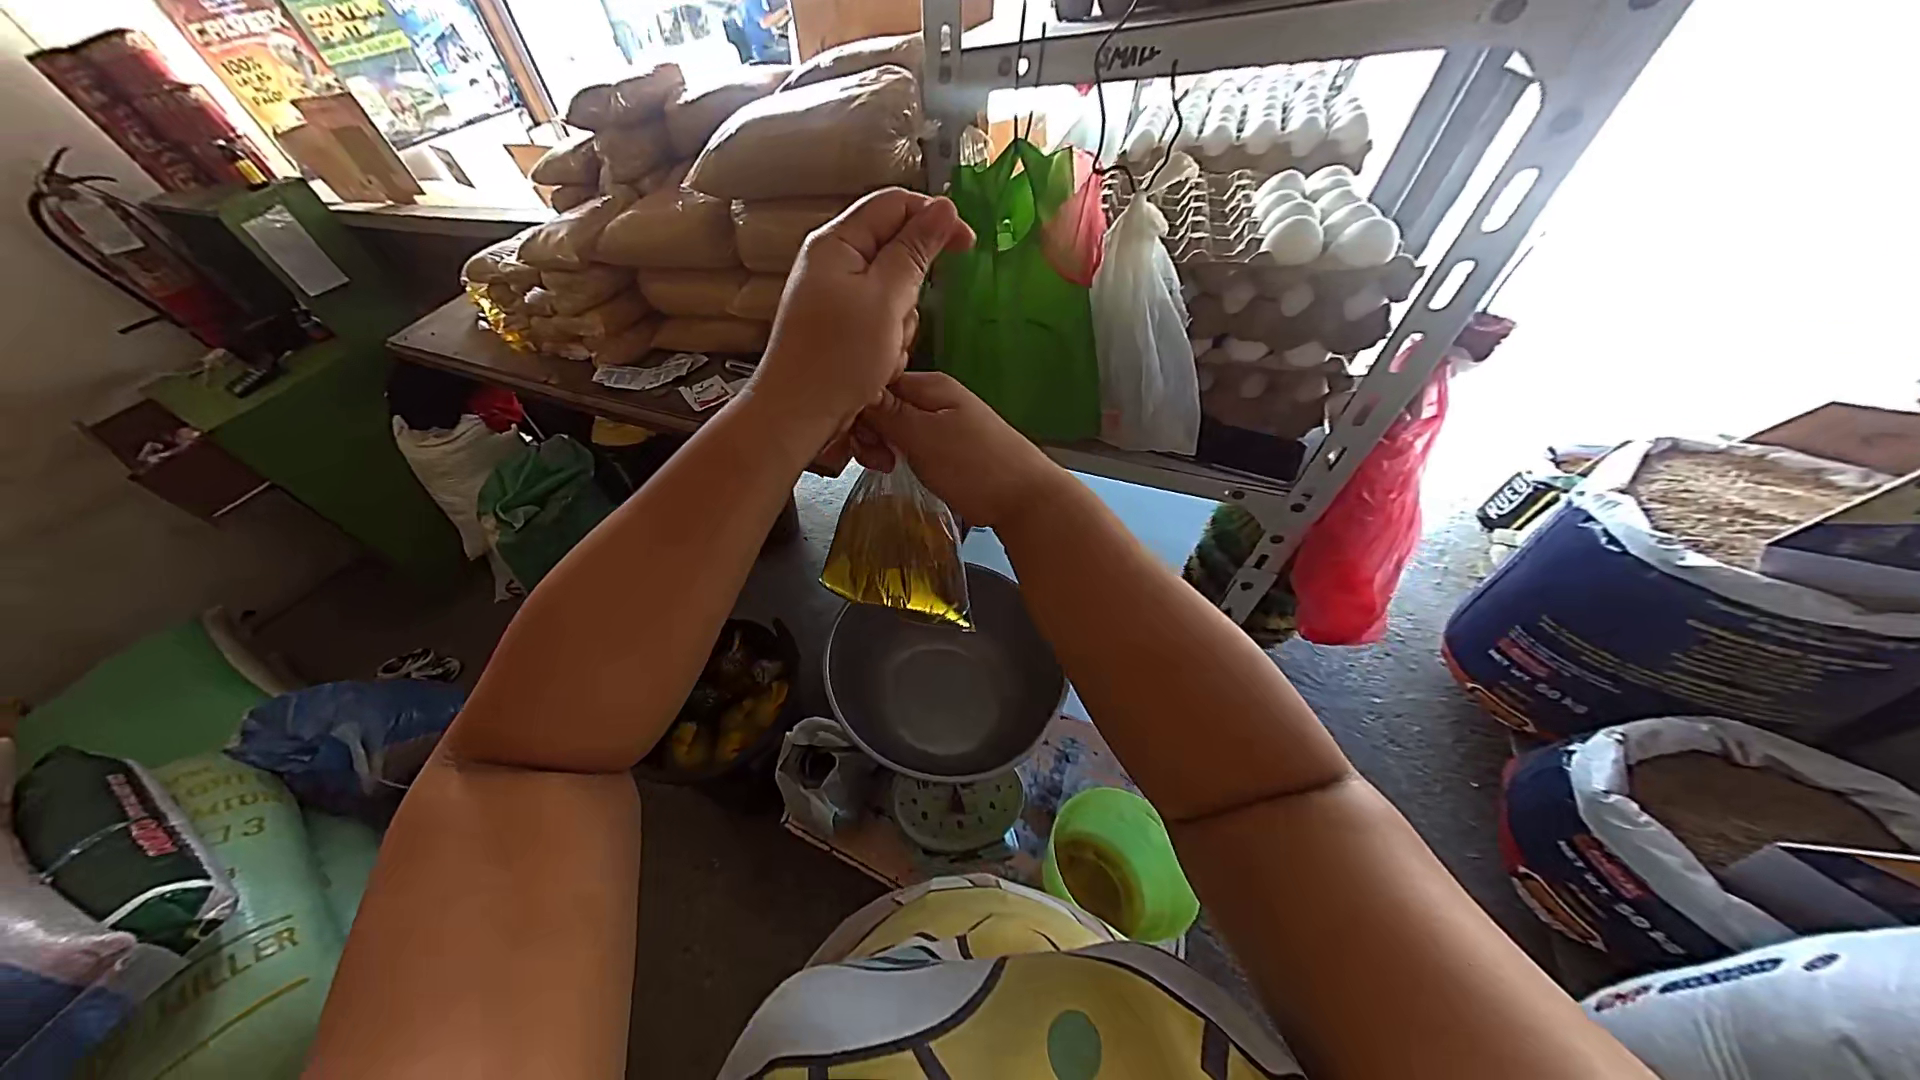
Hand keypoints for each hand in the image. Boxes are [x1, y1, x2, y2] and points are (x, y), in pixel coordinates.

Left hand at [748, 190, 973, 445]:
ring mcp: (838, 298)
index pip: (895, 205)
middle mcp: (835, 263)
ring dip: (902, 324)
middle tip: (903, 322)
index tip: (968, 243)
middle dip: (913, 289)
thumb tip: (944, 208)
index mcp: (838, 243)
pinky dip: (889, 343)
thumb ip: (915, 251)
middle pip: (897, 253)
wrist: (800, 414)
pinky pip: (882, 322)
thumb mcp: (886, 299)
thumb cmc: (840, 357)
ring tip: (886, 351)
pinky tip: (878, 366)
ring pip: (895, 294)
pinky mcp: (843, 329)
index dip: (935, 218)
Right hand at [855, 372, 1068, 528]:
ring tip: (887, 468)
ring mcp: (943, 421)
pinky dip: (899, 455)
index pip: (875, 383)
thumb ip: (886, 413)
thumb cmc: (974, 466)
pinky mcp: (947, 446)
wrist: (1026, 499)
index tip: (858, 441)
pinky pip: (911, 443)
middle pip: (882, 404)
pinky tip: (899, 469)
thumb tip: (854, 385)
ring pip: (894, 426)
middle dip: (868, 431)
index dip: (858, 409)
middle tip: (876, 461)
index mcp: (930, 385)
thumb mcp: (923, 437)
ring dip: (881, 446)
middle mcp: (935, 397)